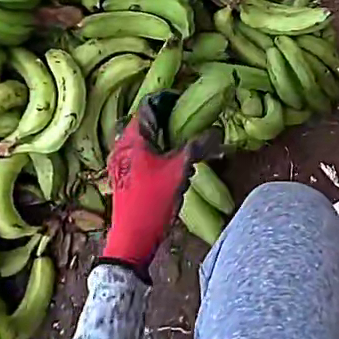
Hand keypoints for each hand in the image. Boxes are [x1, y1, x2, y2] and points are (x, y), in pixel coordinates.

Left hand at [101, 92, 216, 275]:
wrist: (131, 239)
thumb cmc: (152, 201)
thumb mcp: (179, 171)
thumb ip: (198, 147)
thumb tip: (217, 132)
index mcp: (133, 138)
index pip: (149, 105)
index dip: (169, 100)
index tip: (187, 102)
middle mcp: (122, 146)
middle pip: (147, 122)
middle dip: (169, 122)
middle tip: (190, 124)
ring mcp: (121, 162)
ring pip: (145, 141)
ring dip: (165, 140)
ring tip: (185, 147)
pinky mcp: (124, 177)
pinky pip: (142, 156)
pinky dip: (158, 154)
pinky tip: (173, 167)